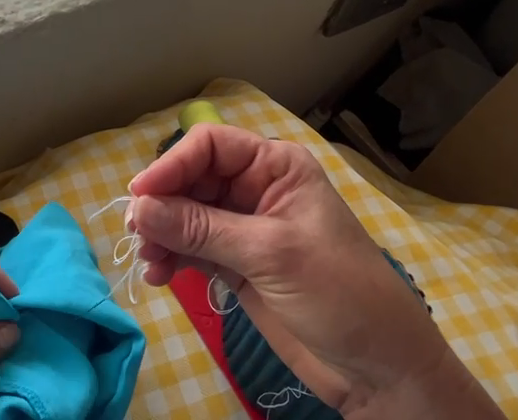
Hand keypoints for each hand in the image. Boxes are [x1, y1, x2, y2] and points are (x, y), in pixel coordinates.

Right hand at [129, 125, 500, 419]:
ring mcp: (243, 227)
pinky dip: (170, 257)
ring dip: (161, 234)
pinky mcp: (235, 263)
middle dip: (162, 203)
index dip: (172, 164)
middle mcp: (255, 188)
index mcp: (275, 167)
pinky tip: (158, 276)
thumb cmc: (342, 293)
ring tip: (148, 262)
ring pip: (184, 214)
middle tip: (137, 233)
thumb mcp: (271, 253)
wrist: (381, 371)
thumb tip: (139, 208)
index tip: (140, 194)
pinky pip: (189, 248)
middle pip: (191, 179)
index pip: (210, 146)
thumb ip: (202, 229)